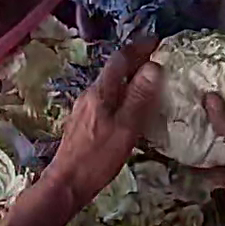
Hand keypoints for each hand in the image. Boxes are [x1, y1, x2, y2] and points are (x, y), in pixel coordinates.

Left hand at [44, 43, 162, 208]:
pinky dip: (122, 93)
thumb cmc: (98, 157)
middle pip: (114, 70)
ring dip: (129, 78)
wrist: (66, 184)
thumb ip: (139, 97)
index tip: (158, 41)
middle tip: (158, 58)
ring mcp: (84, 108)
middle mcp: (90, 94)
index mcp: (101, 92)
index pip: (121, 59)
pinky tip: (131, 105)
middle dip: (136, 60)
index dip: (139, 48)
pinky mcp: (84, 121)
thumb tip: (153, 66)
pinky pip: (107, 98)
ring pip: (110, 84)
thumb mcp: (125, 127)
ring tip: (149, 80)